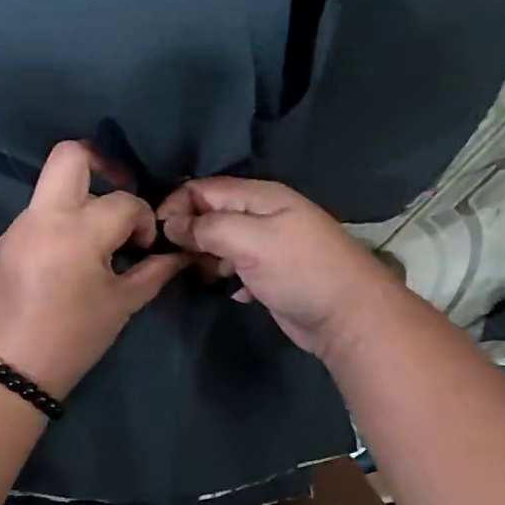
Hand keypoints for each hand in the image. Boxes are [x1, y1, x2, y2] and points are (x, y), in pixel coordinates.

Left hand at [0, 141, 187, 397]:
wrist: (9, 368)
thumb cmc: (73, 340)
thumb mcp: (121, 306)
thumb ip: (153, 272)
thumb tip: (175, 255)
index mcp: (77, 232)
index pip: (123, 202)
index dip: (143, 220)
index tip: (143, 247)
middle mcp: (44, 216)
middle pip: (71, 155)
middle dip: (104, 163)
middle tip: (120, 197)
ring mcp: (20, 225)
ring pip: (54, 185)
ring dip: (83, 199)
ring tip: (98, 239)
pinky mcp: (7, 240)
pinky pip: (40, 212)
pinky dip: (63, 220)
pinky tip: (72, 256)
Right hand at [157, 177, 403, 359]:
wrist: (347, 317)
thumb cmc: (300, 271)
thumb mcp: (251, 241)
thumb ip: (208, 228)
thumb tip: (170, 224)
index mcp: (260, 196)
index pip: (203, 188)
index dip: (176, 206)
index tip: (157, 235)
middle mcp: (263, 215)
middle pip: (211, 214)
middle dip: (189, 234)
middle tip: (177, 261)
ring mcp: (268, 245)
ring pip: (222, 242)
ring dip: (206, 258)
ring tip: (203, 277)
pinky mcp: (271, 274)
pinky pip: (237, 267)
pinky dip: (228, 277)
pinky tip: (233, 292)